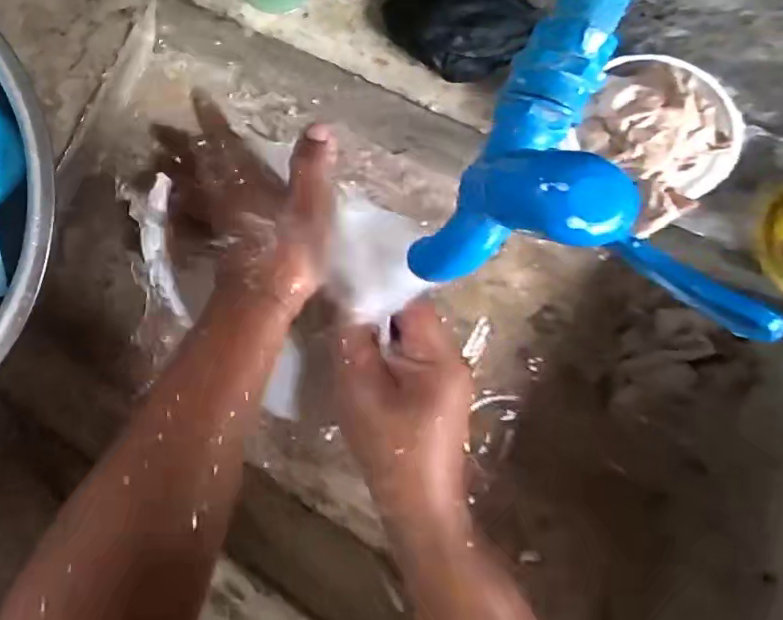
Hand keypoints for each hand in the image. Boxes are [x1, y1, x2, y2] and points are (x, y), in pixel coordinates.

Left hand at [156, 92, 337, 315]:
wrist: (260, 298)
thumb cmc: (290, 250)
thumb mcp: (311, 207)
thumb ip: (311, 168)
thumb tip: (318, 126)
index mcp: (243, 180)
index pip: (223, 141)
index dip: (211, 119)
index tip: (195, 96)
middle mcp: (220, 194)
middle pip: (194, 163)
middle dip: (177, 144)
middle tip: (155, 127)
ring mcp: (210, 220)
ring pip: (183, 189)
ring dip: (169, 172)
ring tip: (153, 161)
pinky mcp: (208, 243)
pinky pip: (183, 220)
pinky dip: (172, 211)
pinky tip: (165, 212)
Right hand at [331, 301, 473, 538]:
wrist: (417, 508)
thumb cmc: (388, 446)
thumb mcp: (359, 384)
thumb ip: (353, 335)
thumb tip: (344, 296)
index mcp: (440, 356)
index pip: (409, 300)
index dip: (374, 284)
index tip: (340, 274)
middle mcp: (450, 360)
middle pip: (407, 315)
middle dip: (371, 306)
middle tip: (332, 300)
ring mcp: (444, 378)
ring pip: (404, 334)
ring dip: (374, 328)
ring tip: (339, 323)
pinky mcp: (433, 392)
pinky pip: (404, 353)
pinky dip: (380, 347)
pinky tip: (355, 353)